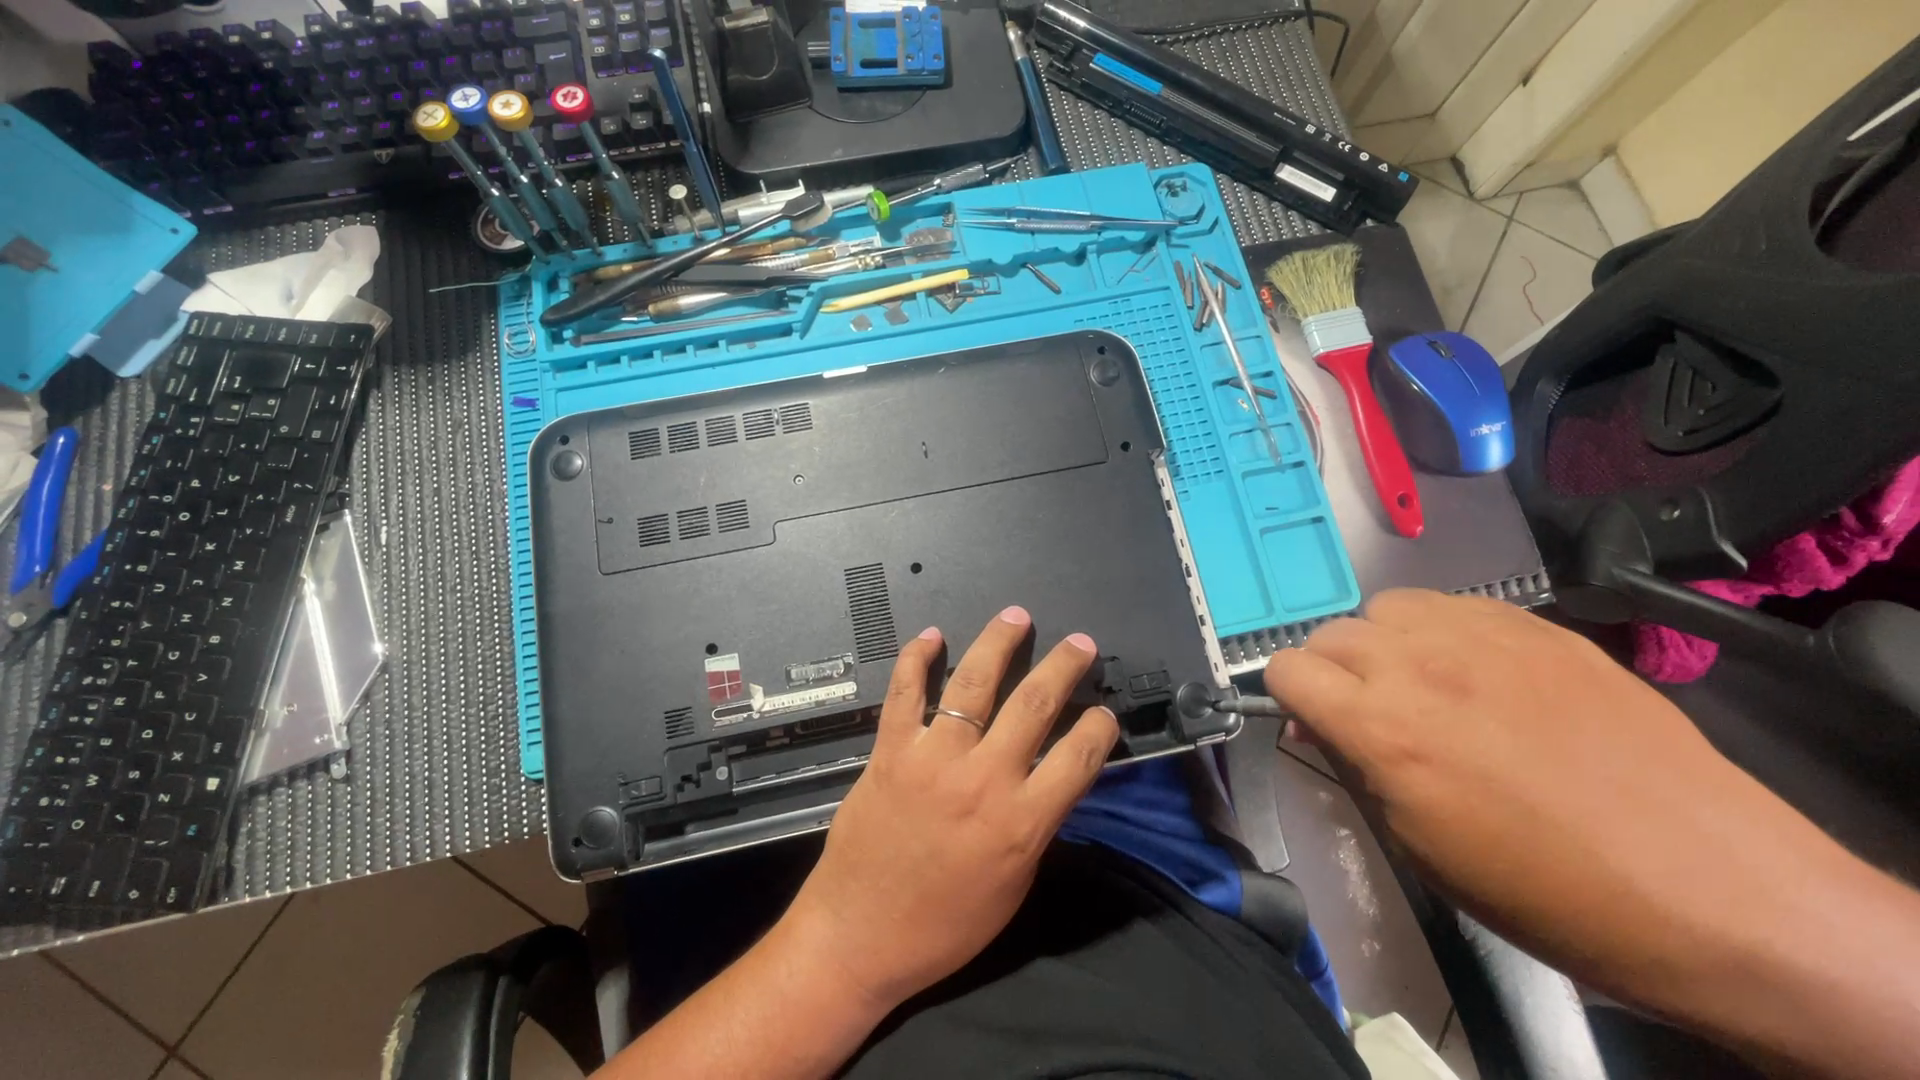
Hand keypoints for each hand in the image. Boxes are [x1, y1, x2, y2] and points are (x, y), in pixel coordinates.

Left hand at [778, 606, 1119, 1012]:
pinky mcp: (890, 752)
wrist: (860, 936)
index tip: (1104, 712)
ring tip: (1017, 618)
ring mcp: (932, 759)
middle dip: (1064, 667)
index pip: (1078, 756)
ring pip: (973, 684)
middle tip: (1080, 644)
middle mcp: (982, 779)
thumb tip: (1050, 780)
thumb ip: (1034, 825)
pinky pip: (905, 693)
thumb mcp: (1013, 885)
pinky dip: (917, 659)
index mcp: (1021, 821)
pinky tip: (932, 636)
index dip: (1099, 727)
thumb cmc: (944, 926)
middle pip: (1035, 705)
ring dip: (999, 644)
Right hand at [1261, 588, 1919, 1071]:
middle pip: (1330, 633)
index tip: (1315, 726)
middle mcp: (1421, 665)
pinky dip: (1443, 631)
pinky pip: (1457, 604)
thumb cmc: (1545, 893)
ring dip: (1384, 642)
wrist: (1706, 886)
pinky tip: (1480, 672)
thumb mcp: (1420, 849)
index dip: (1289, 700)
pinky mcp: (1543, 629)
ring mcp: (1486, 638)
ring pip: (1390, 606)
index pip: (1285, 670)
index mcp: (1382, 729)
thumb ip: (1356, 770)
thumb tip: (1322, 727)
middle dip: (1331, 672)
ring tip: (1422, 684)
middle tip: (1367, 715)